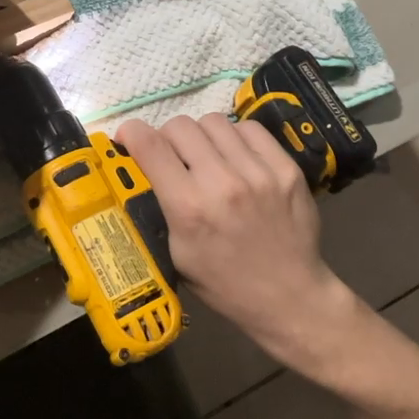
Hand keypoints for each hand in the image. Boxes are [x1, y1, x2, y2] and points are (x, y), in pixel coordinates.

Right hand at [117, 114, 364, 375]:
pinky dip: (235, 138)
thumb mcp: (177, 253)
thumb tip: (143, 170)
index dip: (131, 132)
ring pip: (214, 122)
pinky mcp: (286, 168)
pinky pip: (250, 129)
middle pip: (180, 126)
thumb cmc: (224, 283)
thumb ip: (161, 208)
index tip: (128, 137)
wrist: (289, 296)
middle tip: (172, 155)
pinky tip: (236, 158)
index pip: (149, 145)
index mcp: (188, 208)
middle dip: (167, 136)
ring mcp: (259, 173)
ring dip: (202, 136)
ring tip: (206, 157)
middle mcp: (222, 183)